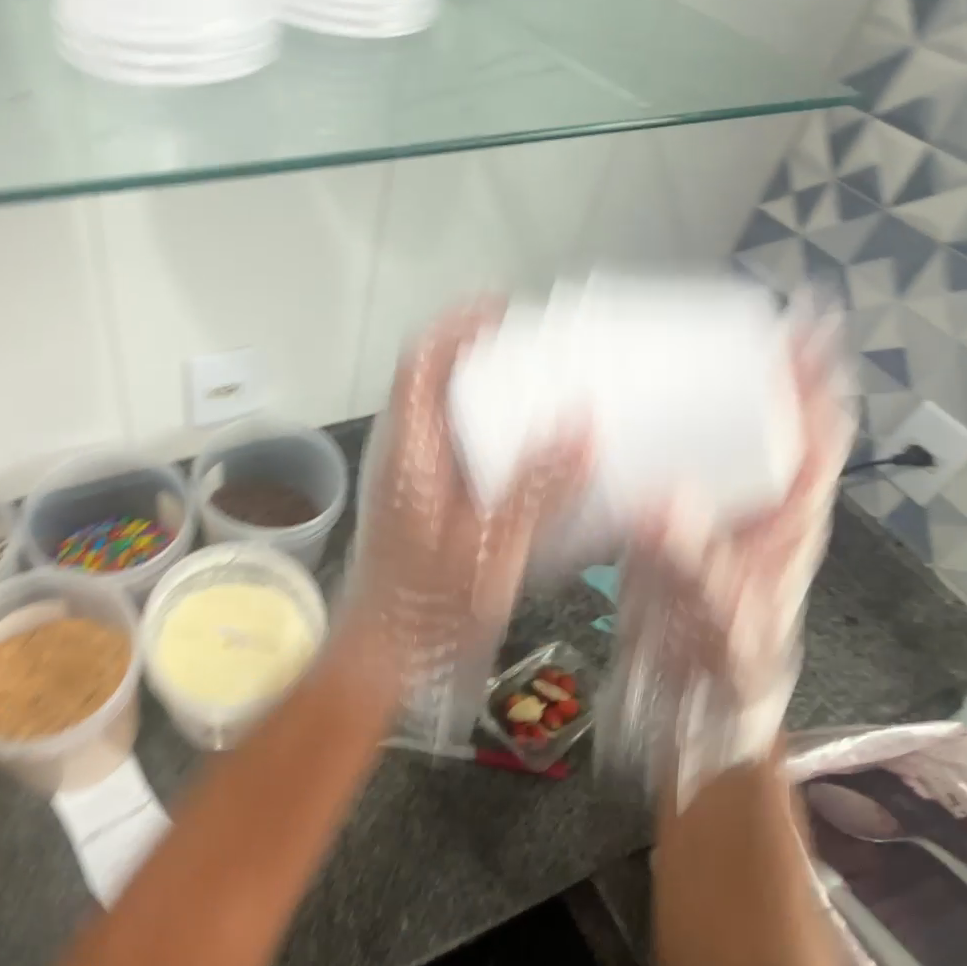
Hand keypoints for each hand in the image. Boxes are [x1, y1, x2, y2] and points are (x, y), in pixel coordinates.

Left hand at [345, 300, 588, 682]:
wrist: (383, 658)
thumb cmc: (427, 607)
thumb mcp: (489, 550)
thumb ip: (534, 488)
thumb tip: (583, 423)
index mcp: (409, 452)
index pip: (420, 363)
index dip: (457, 325)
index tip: (504, 307)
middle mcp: (403, 454)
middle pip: (434, 381)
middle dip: (482, 356)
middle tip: (542, 351)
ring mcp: (411, 479)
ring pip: (447, 415)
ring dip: (489, 395)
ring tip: (548, 392)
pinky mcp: (423, 503)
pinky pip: (458, 449)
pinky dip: (492, 435)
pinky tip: (534, 455)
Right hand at [617, 321, 852, 802]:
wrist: (690, 701)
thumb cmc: (729, 664)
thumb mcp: (725, 620)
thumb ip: (699, 565)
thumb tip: (664, 497)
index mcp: (787, 518)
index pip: (816, 437)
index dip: (818, 380)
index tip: (809, 323)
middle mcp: (751, 501)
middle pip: (760, 420)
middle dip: (750, 367)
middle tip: (716, 319)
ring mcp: (705, 508)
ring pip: (706, 438)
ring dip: (691, 395)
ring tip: (654, 352)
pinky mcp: (661, 520)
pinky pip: (657, 464)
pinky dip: (643, 436)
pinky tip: (609, 414)